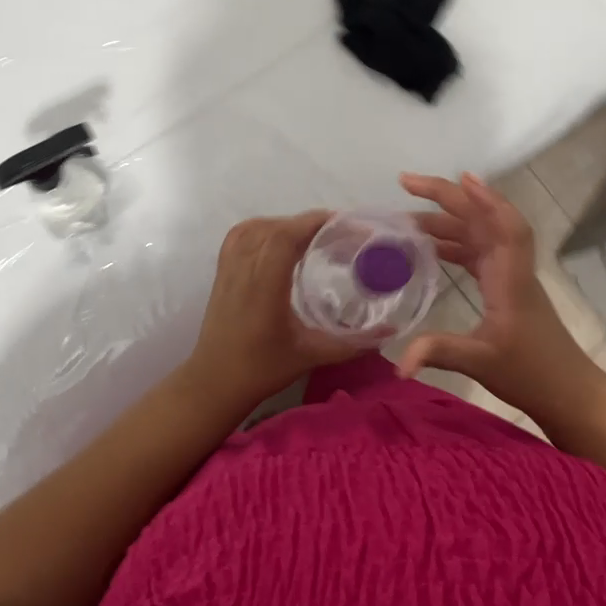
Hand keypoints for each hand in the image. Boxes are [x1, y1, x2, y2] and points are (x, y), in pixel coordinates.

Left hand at [185, 211, 357, 406]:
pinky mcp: (221, 272)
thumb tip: (390, 331)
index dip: (315, 222)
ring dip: (286, 224)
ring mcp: (228, 268)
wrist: (215, 382)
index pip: (285, 237)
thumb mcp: (312, 355)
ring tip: (313, 236)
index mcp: (264, 287)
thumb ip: (352, 342)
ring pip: (256, 227)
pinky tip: (281, 240)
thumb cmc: (262, 369)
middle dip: (309, 223)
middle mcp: (243, 270)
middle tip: (340, 233)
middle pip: (274, 228)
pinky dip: (263, 228)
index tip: (346, 225)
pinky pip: (239, 236)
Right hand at [397, 173, 605, 425]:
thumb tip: (397, 364)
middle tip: (406, 183)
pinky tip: (431, 247)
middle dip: (448, 198)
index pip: (505, 227)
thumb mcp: (481, 363)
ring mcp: (509, 278)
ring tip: (406, 219)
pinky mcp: (505, 290)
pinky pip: (478, 254)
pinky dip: (454, 244)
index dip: (485, 199)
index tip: (459, 177)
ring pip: (477, 236)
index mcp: (511, 279)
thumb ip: (439, 353)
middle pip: (483, 221)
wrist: (568, 391)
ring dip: (446, 222)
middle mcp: (511, 269)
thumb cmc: (531, 374)